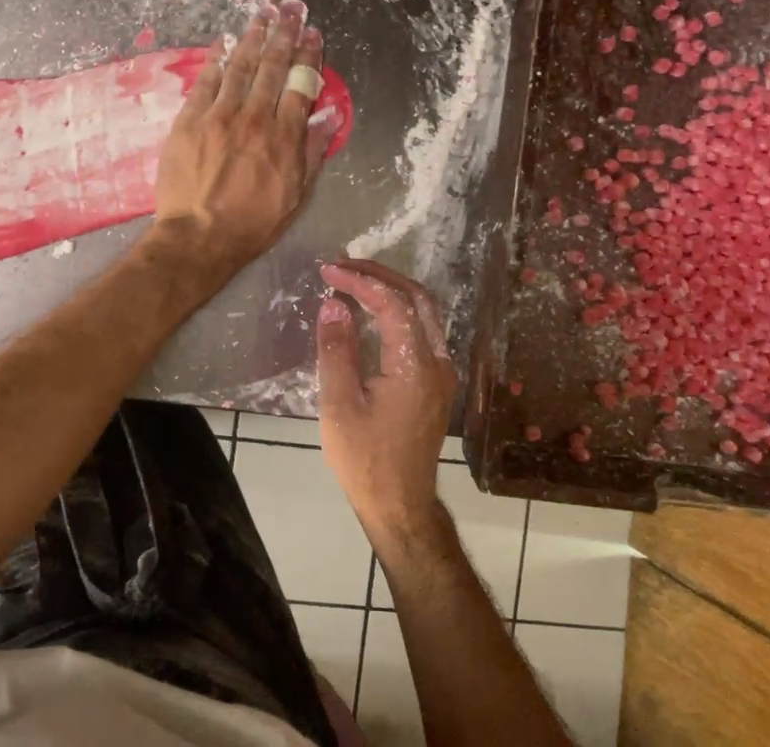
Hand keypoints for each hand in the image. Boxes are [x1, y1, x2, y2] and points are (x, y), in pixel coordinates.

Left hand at [151, 0, 341, 275]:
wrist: (197, 236)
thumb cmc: (251, 224)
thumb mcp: (296, 195)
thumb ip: (312, 151)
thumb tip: (328, 114)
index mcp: (284, 137)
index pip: (300, 85)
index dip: (308, 56)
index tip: (312, 34)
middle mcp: (253, 118)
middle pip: (272, 67)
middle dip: (283, 34)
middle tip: (290, 8)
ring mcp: (218, 116)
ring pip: (239, 68)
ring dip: (252, 38)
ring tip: (262, 15)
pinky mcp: (188, 121)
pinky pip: (205, 82)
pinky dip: (216, 60)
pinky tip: (224, 43)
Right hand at [316, 259, 458, 539]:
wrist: (399, 503)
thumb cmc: (364, 458)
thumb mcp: (339, 404)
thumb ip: (337, 350)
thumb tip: (333, 305)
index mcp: (415, 366)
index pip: (392, 304)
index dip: (360, 280)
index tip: (327, 270)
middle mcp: (438, 363)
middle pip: (419, 299)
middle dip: (381, 275)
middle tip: (342, 266)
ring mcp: (442, 374)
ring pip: (426, 313)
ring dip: (391, 291)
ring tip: (353, 281)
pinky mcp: (436, 384)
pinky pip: (423, 331)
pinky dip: (397, 311)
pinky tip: (370, 313)